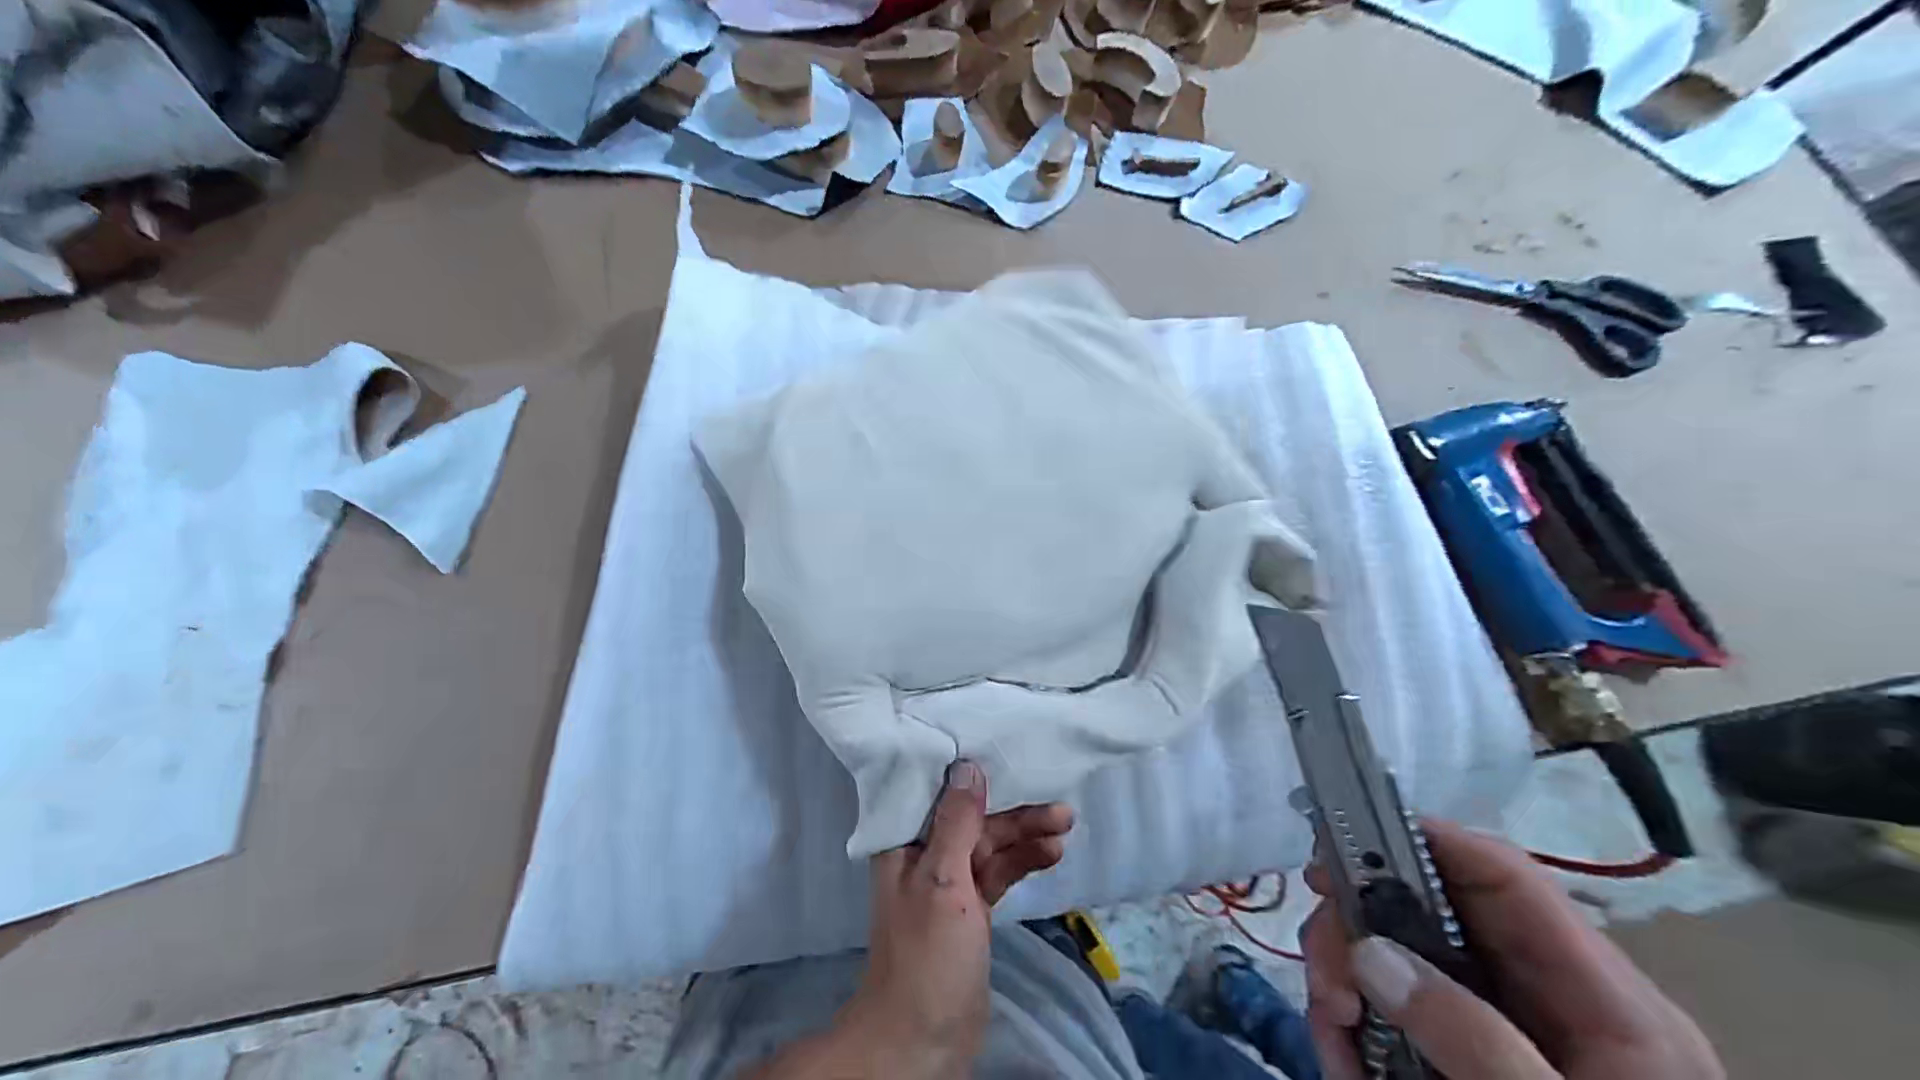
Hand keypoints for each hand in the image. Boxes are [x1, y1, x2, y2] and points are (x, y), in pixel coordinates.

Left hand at [747, 760, 1072, 1078]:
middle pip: (974, 820)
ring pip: (992, 845)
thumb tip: (967, 766)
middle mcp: (925, 855)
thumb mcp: (941, 880)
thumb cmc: (927, 953)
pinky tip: (1051, 853)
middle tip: (1060, 807)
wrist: (924, 1037)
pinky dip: (1023, 861)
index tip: (1008, 752)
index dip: (972, 773)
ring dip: (1026, 836)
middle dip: (1015, 813)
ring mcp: (950, 883)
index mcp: (905, 842)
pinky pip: (1000, 871)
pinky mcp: (971, 907)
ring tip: (1065, 826)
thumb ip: (956, 822)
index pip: (938, 793)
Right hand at [1301, 819, 1722, 1079]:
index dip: (1422, 839)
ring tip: (1331, 1036)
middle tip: (1322, 976)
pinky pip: (1397, 1012)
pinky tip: (1343, 1058)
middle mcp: (1548, 996)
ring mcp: (1503, 1026)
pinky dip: (1357, 1025)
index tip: (1337, 847)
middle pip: (1433, 909)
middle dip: (1360, 927)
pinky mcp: (1468, 1055)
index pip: (1503, 876)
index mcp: (1603, 1000)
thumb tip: (1370, 952)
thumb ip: (1476, 1043)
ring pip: (1401, 957)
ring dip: (1347, 982)